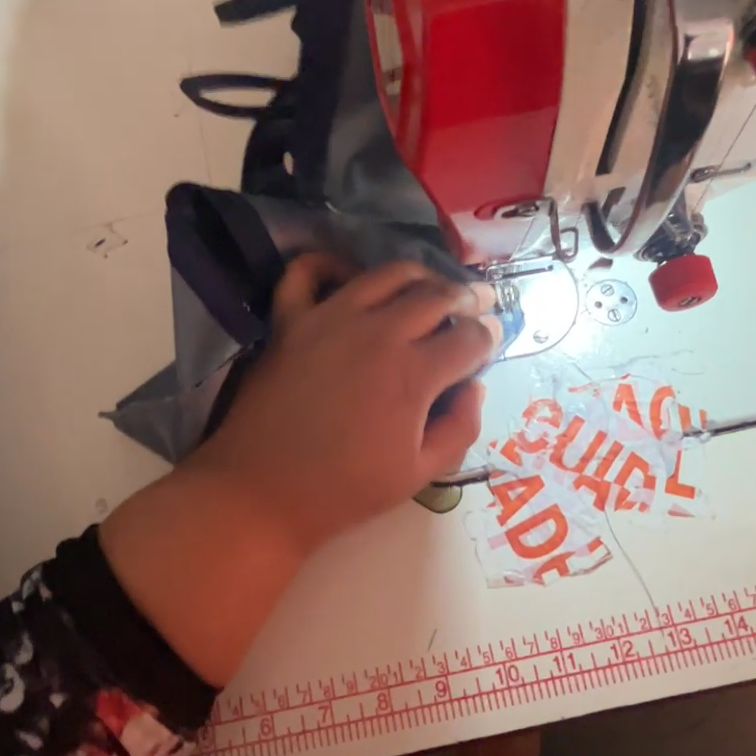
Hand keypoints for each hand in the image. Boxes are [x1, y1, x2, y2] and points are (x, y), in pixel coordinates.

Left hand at [186, 254, 501, 551]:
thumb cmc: (346, 490)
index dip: (489, 335)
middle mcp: (377, 333)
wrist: (263, 492)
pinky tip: (350, 276)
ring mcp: (330, 319)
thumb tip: (474, 386)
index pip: (468, 337)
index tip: (492, 337)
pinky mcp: (291, 320)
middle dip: (466, 297)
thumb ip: (460, 428)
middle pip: (436, 295)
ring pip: (386, 273)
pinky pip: (308, 272)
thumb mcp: (419, 473)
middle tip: (476, 302)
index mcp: (413, 374)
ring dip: (418, 275)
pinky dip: (330, 264)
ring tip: (428, 286)